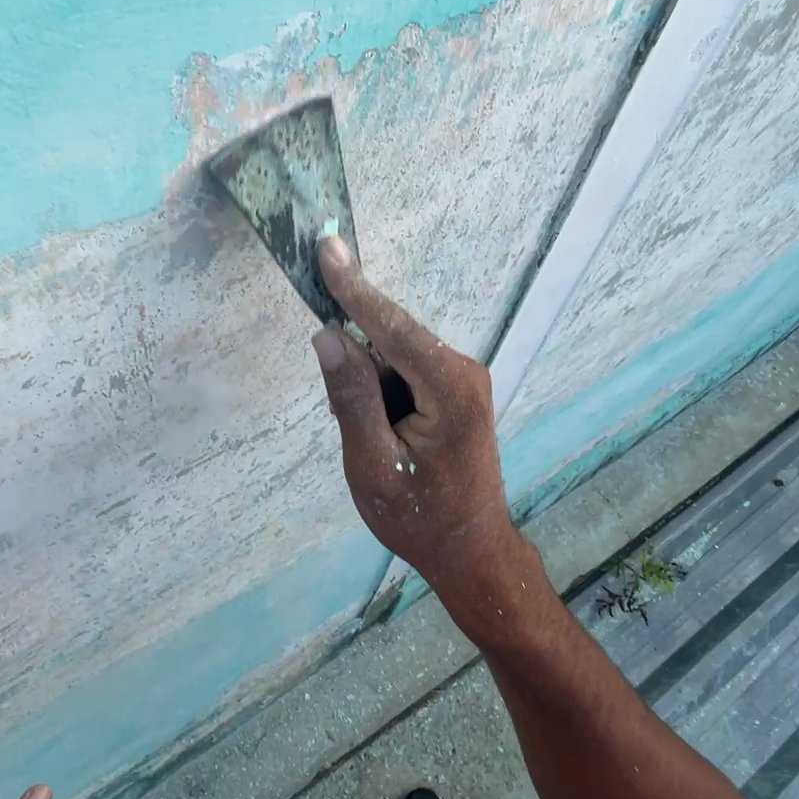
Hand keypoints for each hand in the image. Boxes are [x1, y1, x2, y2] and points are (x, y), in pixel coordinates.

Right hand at [310, 236, 516, 586]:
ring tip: (371, 443)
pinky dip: (380, 390)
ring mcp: (463, 380)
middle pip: (393, 337)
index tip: (327, 248)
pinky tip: (381, 433)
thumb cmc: (419, 517)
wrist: (470, 551)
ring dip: (367, 383)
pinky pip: (405, 370)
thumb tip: (328, 336)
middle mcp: (463, 372)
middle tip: (348, 416)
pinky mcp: (456, 390)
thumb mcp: (372, 465)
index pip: (393, 326)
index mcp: (449, 388)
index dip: (354, 289)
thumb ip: (351, 399)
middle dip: (355, 356)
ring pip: (396, 355)